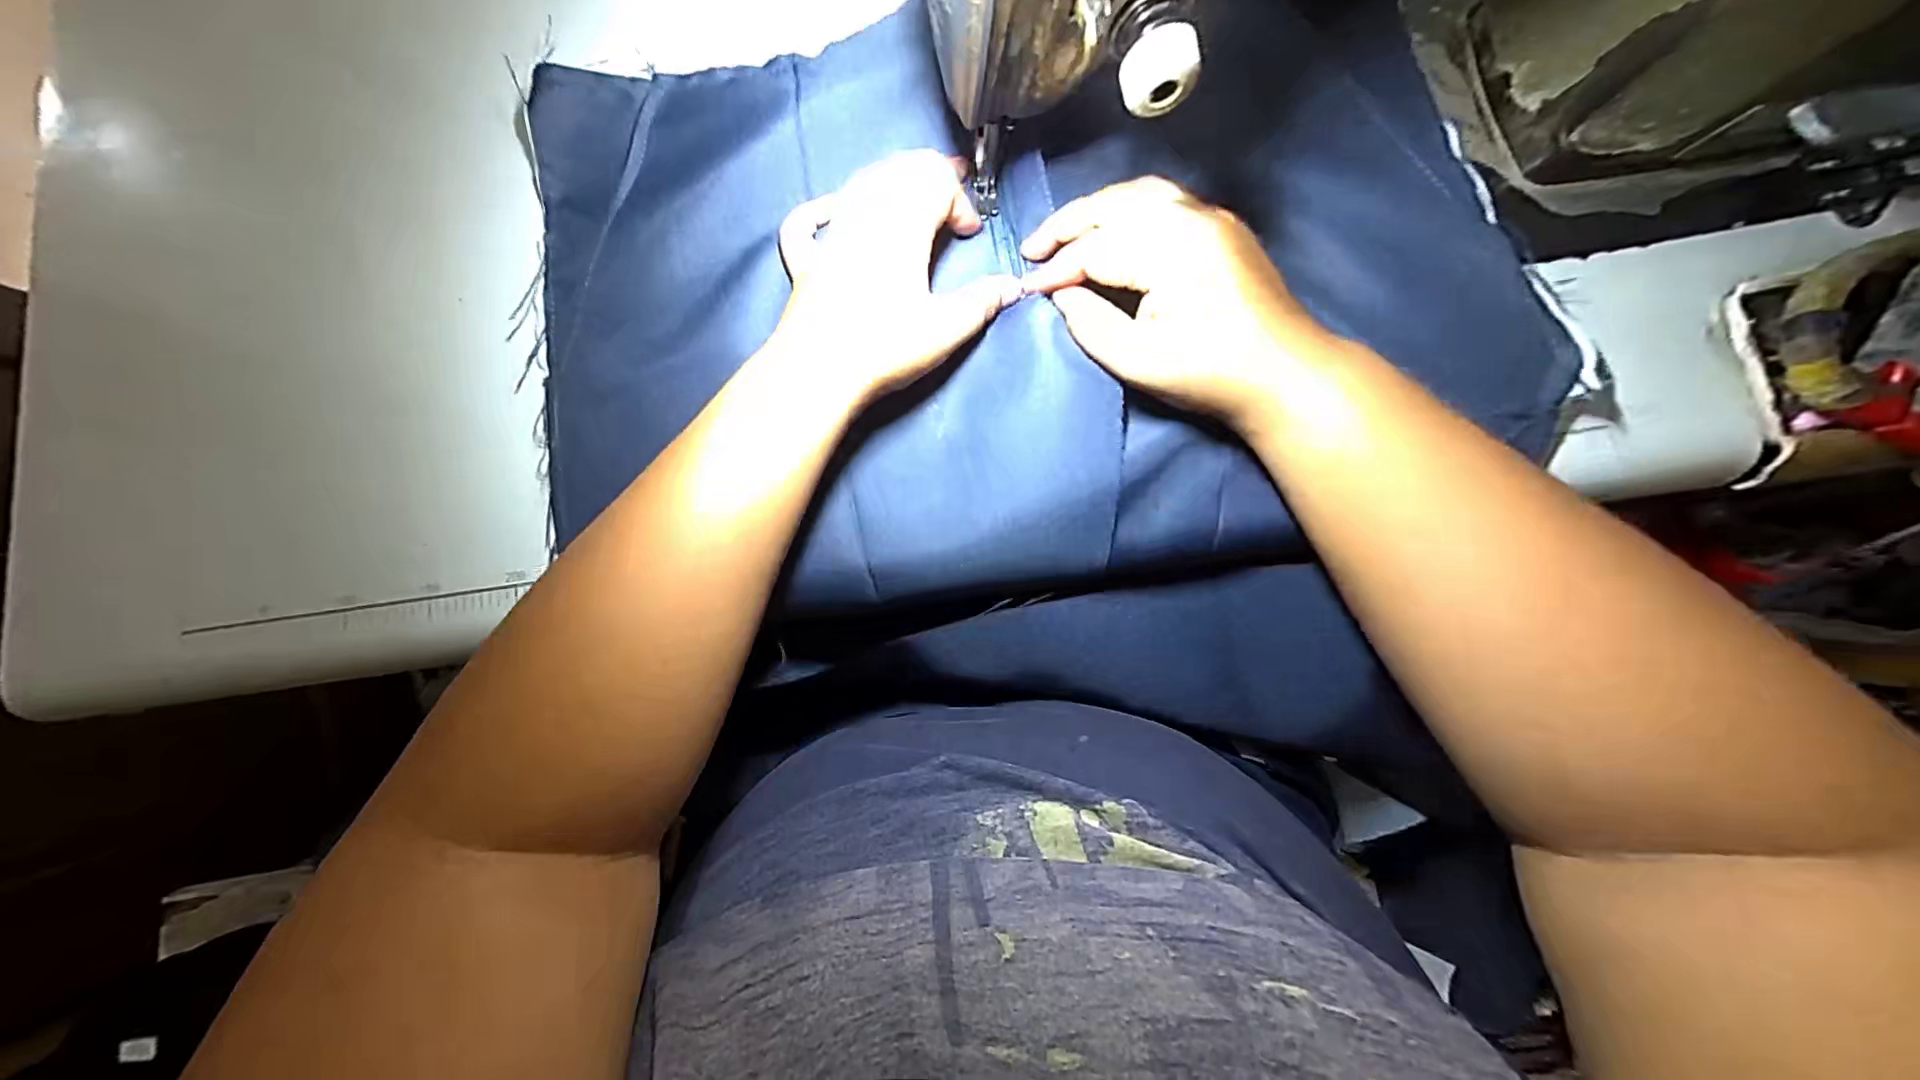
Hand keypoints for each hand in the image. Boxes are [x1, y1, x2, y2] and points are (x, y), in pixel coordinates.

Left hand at [768, 149, 1022, 409]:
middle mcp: (864, 216)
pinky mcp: (805, 261)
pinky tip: (833, 210)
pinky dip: (823, 208)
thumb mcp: (946, 328)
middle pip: (899, 169)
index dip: (960, 200)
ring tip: (909, 199)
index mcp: (902, 224)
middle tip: (950, 200)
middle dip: (930, 177)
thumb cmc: (884, 347)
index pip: (935, 180)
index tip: (969, 233)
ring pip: (859, 183)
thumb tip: (1013, 286)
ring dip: (889, 181)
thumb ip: (982, 301)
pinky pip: (808, 219)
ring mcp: (830, 235)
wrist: (819, 372)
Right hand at [1020, 177, 1346, 430]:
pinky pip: (1165, 201)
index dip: (1058, 269)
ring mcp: (1212, 216)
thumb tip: (1061, 295)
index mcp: (1169, 248)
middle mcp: (1191, 217)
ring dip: (1097, 211)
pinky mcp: (1223, 226)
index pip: (1096, 248)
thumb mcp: (1135, 360)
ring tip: (1065, 234)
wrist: (1283, 373)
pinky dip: (1129, 210)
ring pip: (1139, 194)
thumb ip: (1089, 323)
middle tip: (1033, 248)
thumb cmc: (1207, 374)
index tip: (1029, 289)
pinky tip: (1112, 230)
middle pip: (1114, 204)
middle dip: (1068, 224)